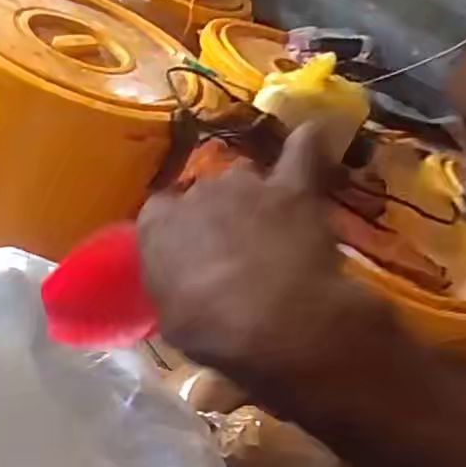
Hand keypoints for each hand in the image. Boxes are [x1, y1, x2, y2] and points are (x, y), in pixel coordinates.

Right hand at [137, 123, 405, 389]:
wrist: (273, 320)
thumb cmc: (208, 328)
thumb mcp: (171, 318)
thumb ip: (173, 287)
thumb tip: (182, 286)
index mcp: (157, 225)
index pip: (157, 214)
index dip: (171, 234)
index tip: (181, 255)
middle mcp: (196, 193)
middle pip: (200, 194)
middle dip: (211, 217)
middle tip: (224, 251)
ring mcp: (246, 185)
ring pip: (243, 179)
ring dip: (249, 198)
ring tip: (263, 225)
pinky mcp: (293, 188)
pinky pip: (299, 153)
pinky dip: (304, 146)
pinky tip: (309, 138)